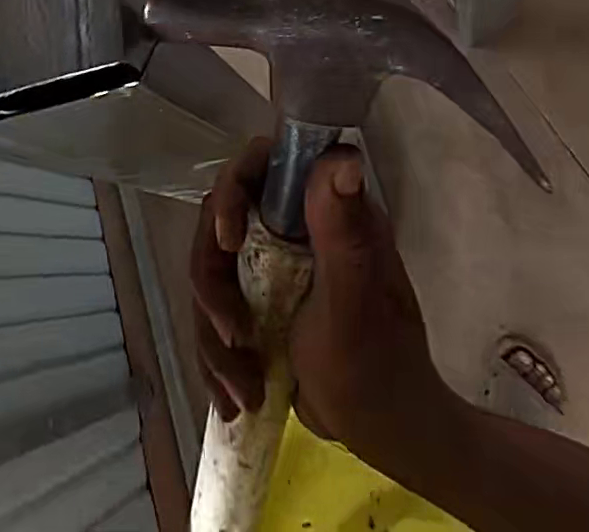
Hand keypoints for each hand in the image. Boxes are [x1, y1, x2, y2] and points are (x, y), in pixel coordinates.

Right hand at [191, 141, 447, 458]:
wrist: (379, 430)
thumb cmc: (375, 368)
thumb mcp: (353, 300)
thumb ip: (342, 230)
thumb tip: (344, 157)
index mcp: (323, 211)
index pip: (260, 166)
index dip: (232, 191)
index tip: (228, 242)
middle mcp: (291, 226)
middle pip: (218, 225)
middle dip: (214, 286)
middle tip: (234, 336)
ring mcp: (269, 262)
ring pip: (209, 272)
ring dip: (213, 334)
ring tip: (244, 389)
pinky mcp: (254, 297)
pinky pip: (210, 310)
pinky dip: (215, 356)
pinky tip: (236, 397)